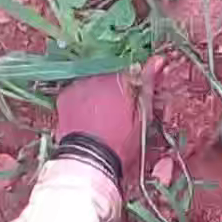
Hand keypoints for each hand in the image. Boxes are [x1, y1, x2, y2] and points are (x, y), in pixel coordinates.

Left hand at [53, 65, 151, 179]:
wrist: (89, 160)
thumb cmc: (120, 144)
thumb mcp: (141, 118)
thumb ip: (148, 87)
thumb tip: (157, 61)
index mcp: (121, 81)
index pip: (131, 73)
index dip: (132, 88)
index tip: (131, 102)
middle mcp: (98, 77)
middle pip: (109, 77)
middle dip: (112, 91)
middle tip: (114, 114)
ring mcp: (79, 85)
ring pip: (91, 84)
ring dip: (96, 95)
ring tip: (99, 118)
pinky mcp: (64, 96)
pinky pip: (75, 93)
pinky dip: (80, 102)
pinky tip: (85, 118)